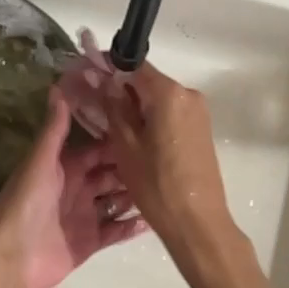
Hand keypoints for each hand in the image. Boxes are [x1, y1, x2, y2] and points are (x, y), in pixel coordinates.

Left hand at [0, 88, 147, 287]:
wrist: (13, 259)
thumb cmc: (26, 204)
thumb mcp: (40, 162)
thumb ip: (54, 129)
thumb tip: (59, 86)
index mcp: (63, 167)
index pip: (96, 149)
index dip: (118, 141)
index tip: (147, 130)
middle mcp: (75, 188)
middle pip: (110, 175)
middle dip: (133, 168)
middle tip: (165, 160)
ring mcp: (84, 216)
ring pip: (116, 201)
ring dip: (137, 195)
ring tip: (168, 186)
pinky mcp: (89, 242)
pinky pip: (116, 230)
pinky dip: (133, 225)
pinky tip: (157, 218)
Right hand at [103, 63, 235, 247]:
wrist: (197, 222)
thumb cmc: (156, 184)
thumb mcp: (125, 144)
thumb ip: (113, 105)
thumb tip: (100, 77)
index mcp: (170, 93)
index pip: (134, 65)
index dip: (109, 68)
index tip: (87, 75)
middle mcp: (188, 94)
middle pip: (147, 81)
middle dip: (120, 89)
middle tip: (93, 105)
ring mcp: (198, 112)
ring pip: (158, 99)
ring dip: (135, 106)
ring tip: (110, 126)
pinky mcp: (200, 129)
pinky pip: (170, 113)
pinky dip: (150, 118)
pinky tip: (134, 138)